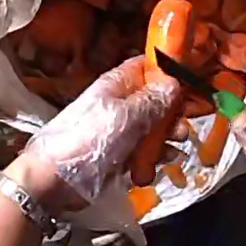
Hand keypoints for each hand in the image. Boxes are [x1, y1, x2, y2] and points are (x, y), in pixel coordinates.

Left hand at [22, 57, 177, 205]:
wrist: (56, 179)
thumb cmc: (89, 139)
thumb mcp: (124, 116)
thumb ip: (151, 101)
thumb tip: (174, 81)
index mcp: (117, 85)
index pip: (145, 66)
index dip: (167, 69)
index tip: (190, 79)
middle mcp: (120, 104)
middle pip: (154, 99)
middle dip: (173, 109)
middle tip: (183, 122)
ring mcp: (120, 130)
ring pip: (153, 126)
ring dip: (169, 133)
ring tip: (179, 140)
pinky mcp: (120, 155)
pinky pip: (146, 150)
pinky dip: (158, 154)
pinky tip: (169, 158)